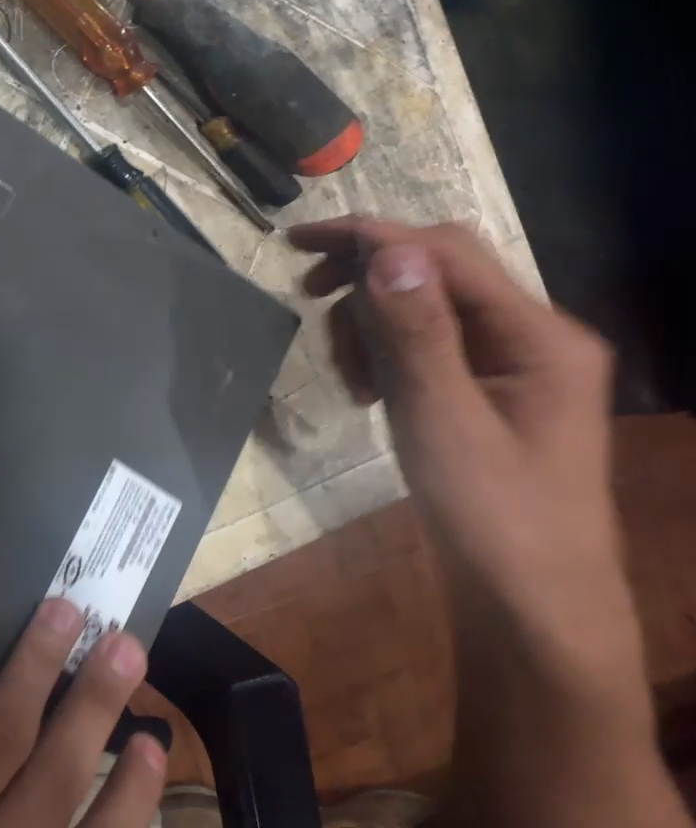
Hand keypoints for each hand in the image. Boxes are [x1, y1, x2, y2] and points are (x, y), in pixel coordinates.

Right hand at [288, 218, 624, 653]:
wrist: (528, 594)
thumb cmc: (491, 511)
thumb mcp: (442, 417)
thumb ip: (418, 332)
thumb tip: (388, 249)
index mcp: (538, 335)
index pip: (446, 254)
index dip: (370, 237)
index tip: (294, 243)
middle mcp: (531, 334)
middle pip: (435, 269)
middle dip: (364, 279)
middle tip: (306, 300)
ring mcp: (510, 361)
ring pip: (421, 304)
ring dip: (368, 323)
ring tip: (347, 378)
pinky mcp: (485, 385)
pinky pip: (424, 341)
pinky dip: (382, 351)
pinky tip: (366, 389)